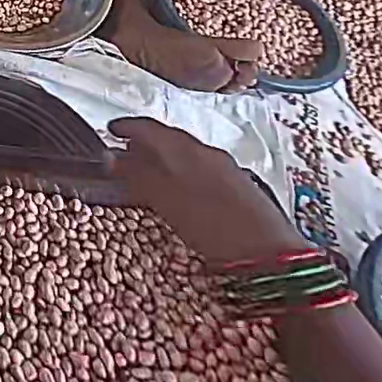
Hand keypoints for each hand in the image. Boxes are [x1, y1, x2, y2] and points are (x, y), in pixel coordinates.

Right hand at [104, 117, 308, 262]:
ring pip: (185, 154)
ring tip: (147, 170)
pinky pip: (199, 168)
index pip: (150, 127)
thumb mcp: (164, 199)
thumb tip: (111, 157)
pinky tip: (178, 188)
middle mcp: (205, 152)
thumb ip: (136, 174)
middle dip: (144, 141)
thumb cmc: (211, 224)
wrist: (271, 254)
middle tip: (124, 150)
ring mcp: (225, 169)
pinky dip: (180, 171)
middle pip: (169, 138)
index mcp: (184, 149)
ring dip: (163, 157)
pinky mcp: (238, 187)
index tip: (110, 129)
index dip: (127, 126)